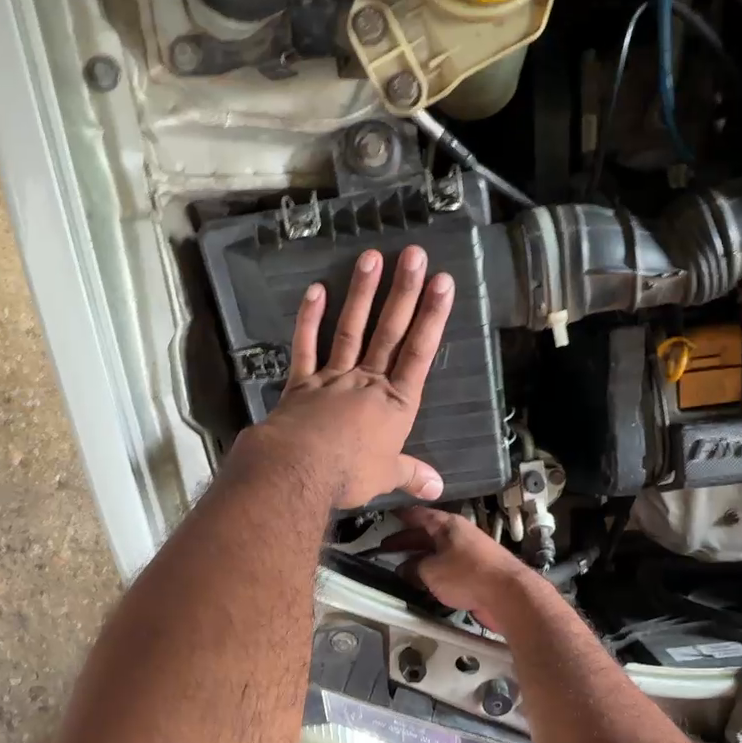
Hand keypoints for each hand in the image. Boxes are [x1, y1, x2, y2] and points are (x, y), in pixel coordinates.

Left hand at [242, 246, 454, 508]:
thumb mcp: (386, 477)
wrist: (298, 469)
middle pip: (389, 332)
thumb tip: (439, 487)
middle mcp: (367, 383)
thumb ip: (411, 474)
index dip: (433, 317)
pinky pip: (305, 348)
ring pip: (351, 330)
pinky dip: (309, 320)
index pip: (420, 354)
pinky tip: (315, 291)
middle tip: (414, 254)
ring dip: (362, 294)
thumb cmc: (349, 473)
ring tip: (372, 256)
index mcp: (395, 405)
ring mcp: (332, 379)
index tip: (443, 282)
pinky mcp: (301, 383)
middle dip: (404, 292)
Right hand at [383, 507, 542, 632]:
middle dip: (406, 541)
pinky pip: (449, 569)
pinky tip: (424, 584)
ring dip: (420, 560)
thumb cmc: (466, 574)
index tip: (386, 516)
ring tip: (400, 570)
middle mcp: (459, 535)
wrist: (507, 595)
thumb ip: (413, 568)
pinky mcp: (476, 573)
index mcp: (448, 524)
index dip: (401, 516)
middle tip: (385, 548)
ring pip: (438, 553)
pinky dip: (434, 574)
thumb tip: (404, 569)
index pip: (419, 514)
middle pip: (427, 534)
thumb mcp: (430, 570)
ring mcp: (469, 553)